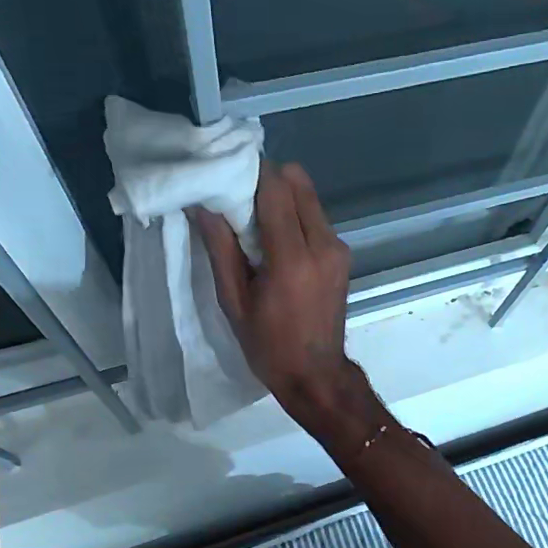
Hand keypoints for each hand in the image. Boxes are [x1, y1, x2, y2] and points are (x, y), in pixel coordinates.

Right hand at [193, 163, 356, 419]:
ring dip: (282, 197)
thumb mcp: (234, 302)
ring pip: (309, 197)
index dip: (251, 171)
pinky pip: (316, 217)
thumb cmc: (269, 346)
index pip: (276, 189)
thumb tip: (203, 205)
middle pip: (298, 182)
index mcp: (293, 258)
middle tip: (239, 197)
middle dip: (268, 180)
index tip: (227, 172)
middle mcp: (323, 244)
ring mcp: (339, 248)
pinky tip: (276, 239)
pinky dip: (295, 215)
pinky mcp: (344, 254)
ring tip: (255, 221)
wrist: (317, 375)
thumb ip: (220, 249)